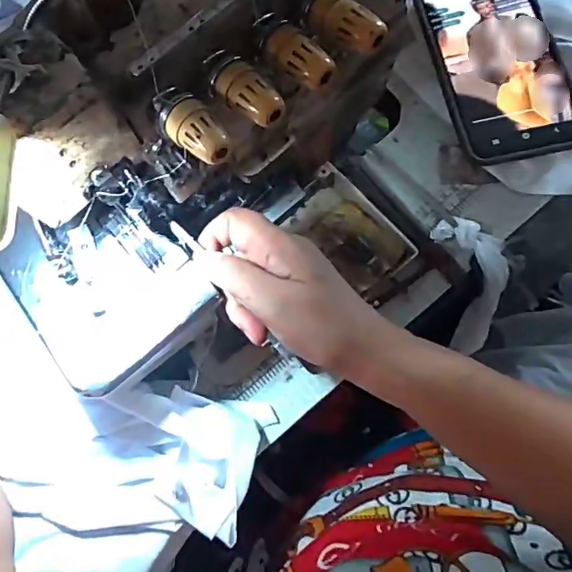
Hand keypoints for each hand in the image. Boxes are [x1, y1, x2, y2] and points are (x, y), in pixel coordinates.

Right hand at [192, 207, 408, 381]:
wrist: (366, 351)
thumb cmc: (321, 327)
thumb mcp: (270, 301)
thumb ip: (233, 275)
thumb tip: (204, 257)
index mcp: (278, 245)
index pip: (232, 220)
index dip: (212, 240)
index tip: (211, 276)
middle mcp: (283, 249)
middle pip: (237, 253)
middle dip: (232, 289)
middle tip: (247, 319)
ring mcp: (292, 268)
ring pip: (247, 277)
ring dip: (245, 306)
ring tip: (260, 332)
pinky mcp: (297, 286)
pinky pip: (264, 291)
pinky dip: (260, 311)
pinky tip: (269, 332)